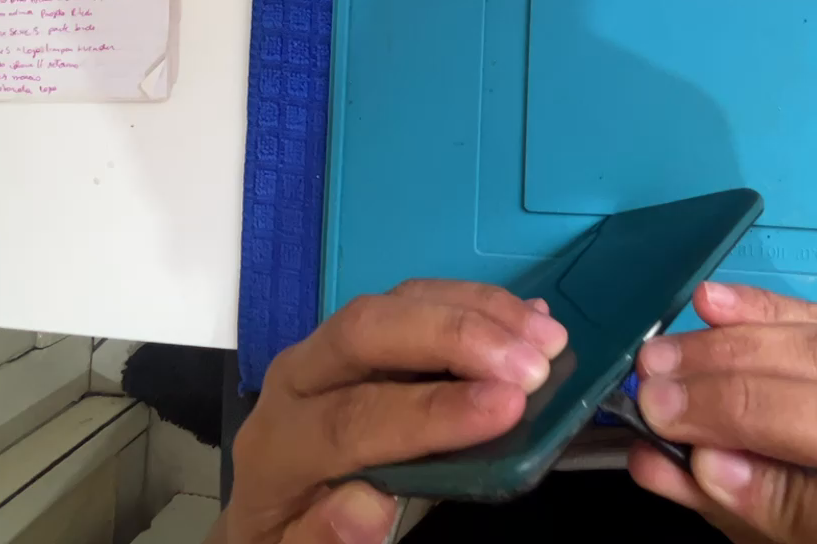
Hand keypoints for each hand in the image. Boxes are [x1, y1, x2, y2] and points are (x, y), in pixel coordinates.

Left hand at [215, 280, 567, 543]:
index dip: (433, 411)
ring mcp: (334, 339)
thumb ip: (322, 539)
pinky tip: (527, 317)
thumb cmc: (291, 532)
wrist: (269, 500)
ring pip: (402, 299)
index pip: (351, 419)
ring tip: (547, 337)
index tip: (510, 407)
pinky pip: (422, 295)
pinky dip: (479, 301)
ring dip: (481, 309)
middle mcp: (301, 373)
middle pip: (368, 330)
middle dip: (457, 337)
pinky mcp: (370, 324)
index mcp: (278, 443)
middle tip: (534, 364)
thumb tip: (368, 504)